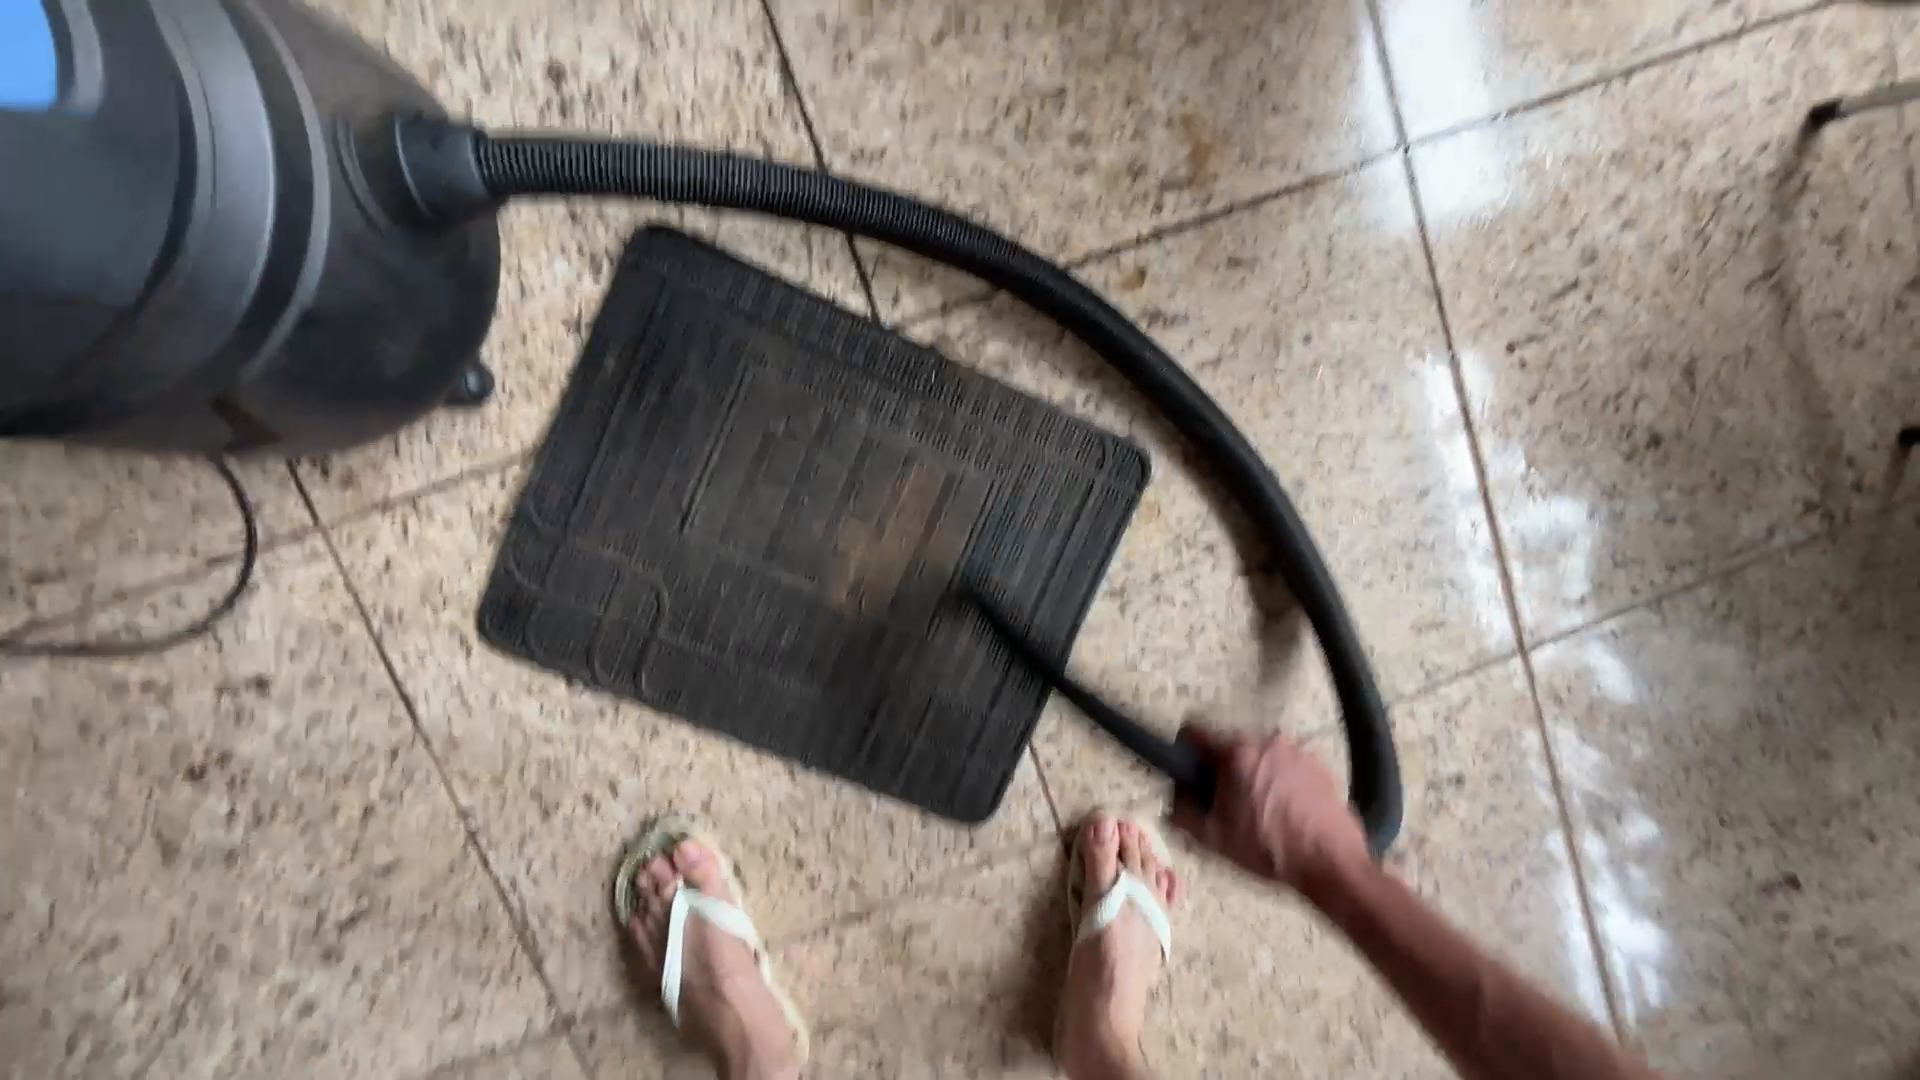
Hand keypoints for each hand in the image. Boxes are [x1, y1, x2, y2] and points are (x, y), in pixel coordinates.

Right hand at [1168, 723, 1369, 889]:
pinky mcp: (1318, 764)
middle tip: (1228, 805)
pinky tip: (1286, 812)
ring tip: (1261, 812)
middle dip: (1223, 770)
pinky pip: (1285, 765)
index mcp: (1236, 751)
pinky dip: (1279, 781)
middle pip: (1228, 747)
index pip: (1193, 733)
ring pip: (1258, 756)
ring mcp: (1296, 750)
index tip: (1191, 776)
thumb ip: (1181, 811)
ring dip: (1252, 774)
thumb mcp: (1213, 838)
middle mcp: (1266, 740)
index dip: (1184, 753)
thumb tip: (1177, 795)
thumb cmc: (1269, 849)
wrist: (1333, 865)